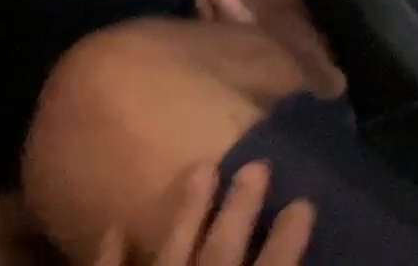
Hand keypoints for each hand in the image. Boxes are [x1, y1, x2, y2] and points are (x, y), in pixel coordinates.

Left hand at [91, 161, 313, 265]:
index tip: (304, 199)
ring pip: (173, 252)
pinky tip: (115, 224)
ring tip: (203, 166)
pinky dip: (111, 254)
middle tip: (257, 162)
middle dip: (240, 207)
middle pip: (222, 252)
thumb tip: (305, 241)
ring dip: (187, 210)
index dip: (288, 236)